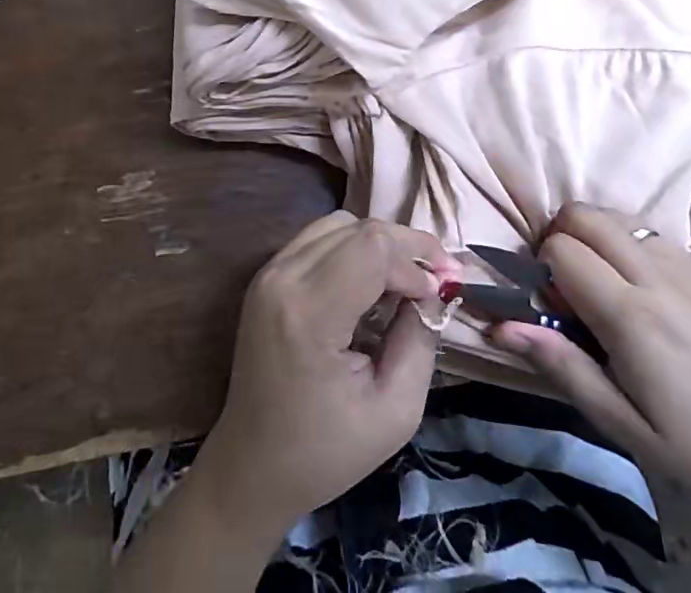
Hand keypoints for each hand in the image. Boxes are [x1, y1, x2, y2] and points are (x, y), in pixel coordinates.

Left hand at [192, 211, 455, 532]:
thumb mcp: (395, 410)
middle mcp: (281, 279)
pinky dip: (353, 249)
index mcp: (308, 314)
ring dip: (379, 245)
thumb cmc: (325, 451)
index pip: (372, 247)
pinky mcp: (265, 277)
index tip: (439, 298)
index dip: (415, 263)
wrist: (251, 466)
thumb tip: (432, 292)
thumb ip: (419, 339)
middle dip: (406, 247)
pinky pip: (319, 239)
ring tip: (405, 283)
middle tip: (438, 280)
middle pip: (358, 228)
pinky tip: (370, 284)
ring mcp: (268, 274)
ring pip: (339, 224)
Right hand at [488, 204, 690, 538]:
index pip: (562, 250)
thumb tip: (498, 327)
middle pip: (586, 216)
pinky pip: (652, 233)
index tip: (549, 306)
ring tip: (596, 281)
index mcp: (632, 318)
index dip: (540, 269)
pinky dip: (625, 240)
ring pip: (618, 217)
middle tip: (562, 284)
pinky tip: (635, 285)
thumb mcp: (619, 423)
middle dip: (558, 236)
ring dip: (591, 234)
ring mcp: (690, 270)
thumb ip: (560, 365)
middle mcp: (659, 279)